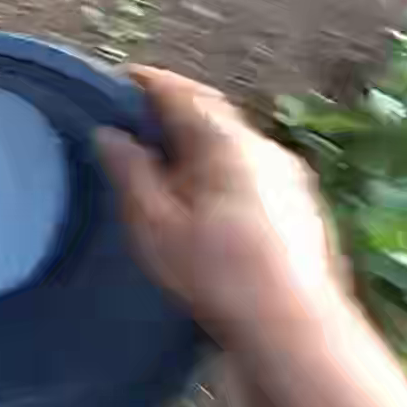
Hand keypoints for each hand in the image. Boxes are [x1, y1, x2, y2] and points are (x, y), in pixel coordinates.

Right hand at [95, 67, 348, 349]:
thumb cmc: (213, 271)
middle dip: (172, 105)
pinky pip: (246, 161)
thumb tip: (109, 134)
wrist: (293, 328)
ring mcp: (287, 175)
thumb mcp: (152, 221)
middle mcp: (263, 148)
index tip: (121, 77)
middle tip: (136, 112)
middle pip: (211, 111)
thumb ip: (129, 171)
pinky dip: (215, 157)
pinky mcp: (296, 202)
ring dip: (195, 134)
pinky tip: (201, 187)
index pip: (181, 94)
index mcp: (225, 145)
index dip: (148, 82)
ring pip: (230, 138)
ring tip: (162, 150)